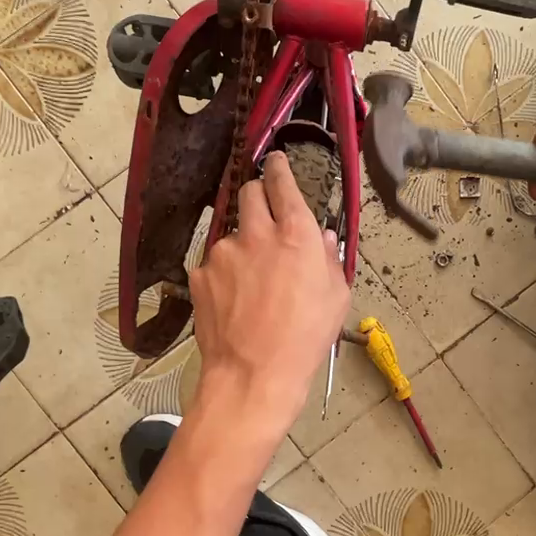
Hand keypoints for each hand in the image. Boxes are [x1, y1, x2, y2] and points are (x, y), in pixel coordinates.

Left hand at [189, 152, 351, 425]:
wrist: (253, 375)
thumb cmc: (304, 338)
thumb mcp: (336, 298)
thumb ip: (328, 259)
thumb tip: (320, 239)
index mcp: (296, 235)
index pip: (282, 182)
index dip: (279, 167)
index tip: (276, 161)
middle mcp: (257, 234)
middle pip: (249, 192)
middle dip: (258, 196)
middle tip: (267, 217)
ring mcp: (223, 253)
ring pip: (232, 233)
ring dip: (242, 245)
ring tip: (253, 283)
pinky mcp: (200, 275)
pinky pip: (213, 264)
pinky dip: (224, 274)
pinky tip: (234, 301)